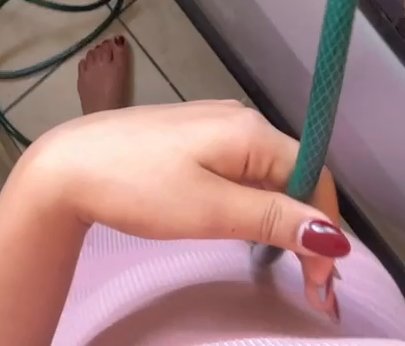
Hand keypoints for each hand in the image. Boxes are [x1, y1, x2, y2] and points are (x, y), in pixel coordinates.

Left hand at [22, 100, 349, 317]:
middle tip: (307, 285)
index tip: (321, 282)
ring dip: (281, 217)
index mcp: (250, 130)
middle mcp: (240, 118)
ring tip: (281, 264)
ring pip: (268, 173)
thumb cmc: (140, 187)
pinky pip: (242, 169)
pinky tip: (245, 228)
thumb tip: (333, 235)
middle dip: (306, 226)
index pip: (314, 174)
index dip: (325, 228)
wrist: (71, 165)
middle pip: (294, 172)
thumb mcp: (210, 211)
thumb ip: (273, 218)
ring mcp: (215, 124)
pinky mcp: (194, 136)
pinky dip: (253, 202)